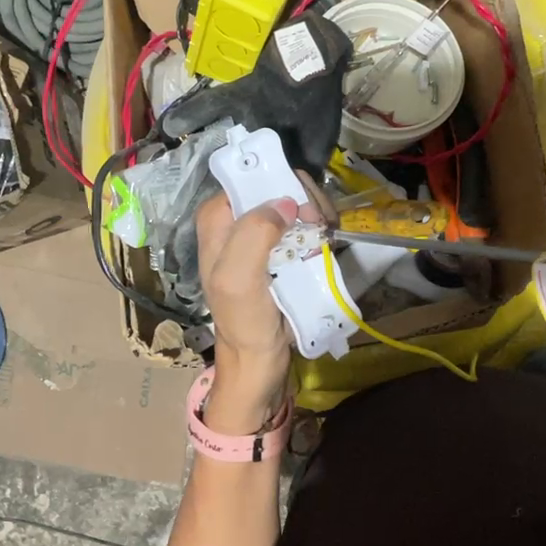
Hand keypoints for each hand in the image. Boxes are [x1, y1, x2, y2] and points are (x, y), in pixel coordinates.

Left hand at [193, 176, 329, 429]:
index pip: (245, 180)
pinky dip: (319, 230)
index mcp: (217, 223)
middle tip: (321, 222)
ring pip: (292, 206)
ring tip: (328, 233)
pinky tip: (329, 241)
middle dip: (302, 198)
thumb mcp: (236, 279)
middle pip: (274, 189)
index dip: (274, 182)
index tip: (301, 202)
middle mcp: (236, 226)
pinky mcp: (281, 256)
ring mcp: (260, 241)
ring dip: (316, 213)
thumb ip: (252, 235)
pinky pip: (302, 229)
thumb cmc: (244, 322)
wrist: (260, 364)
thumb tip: (285, 203)